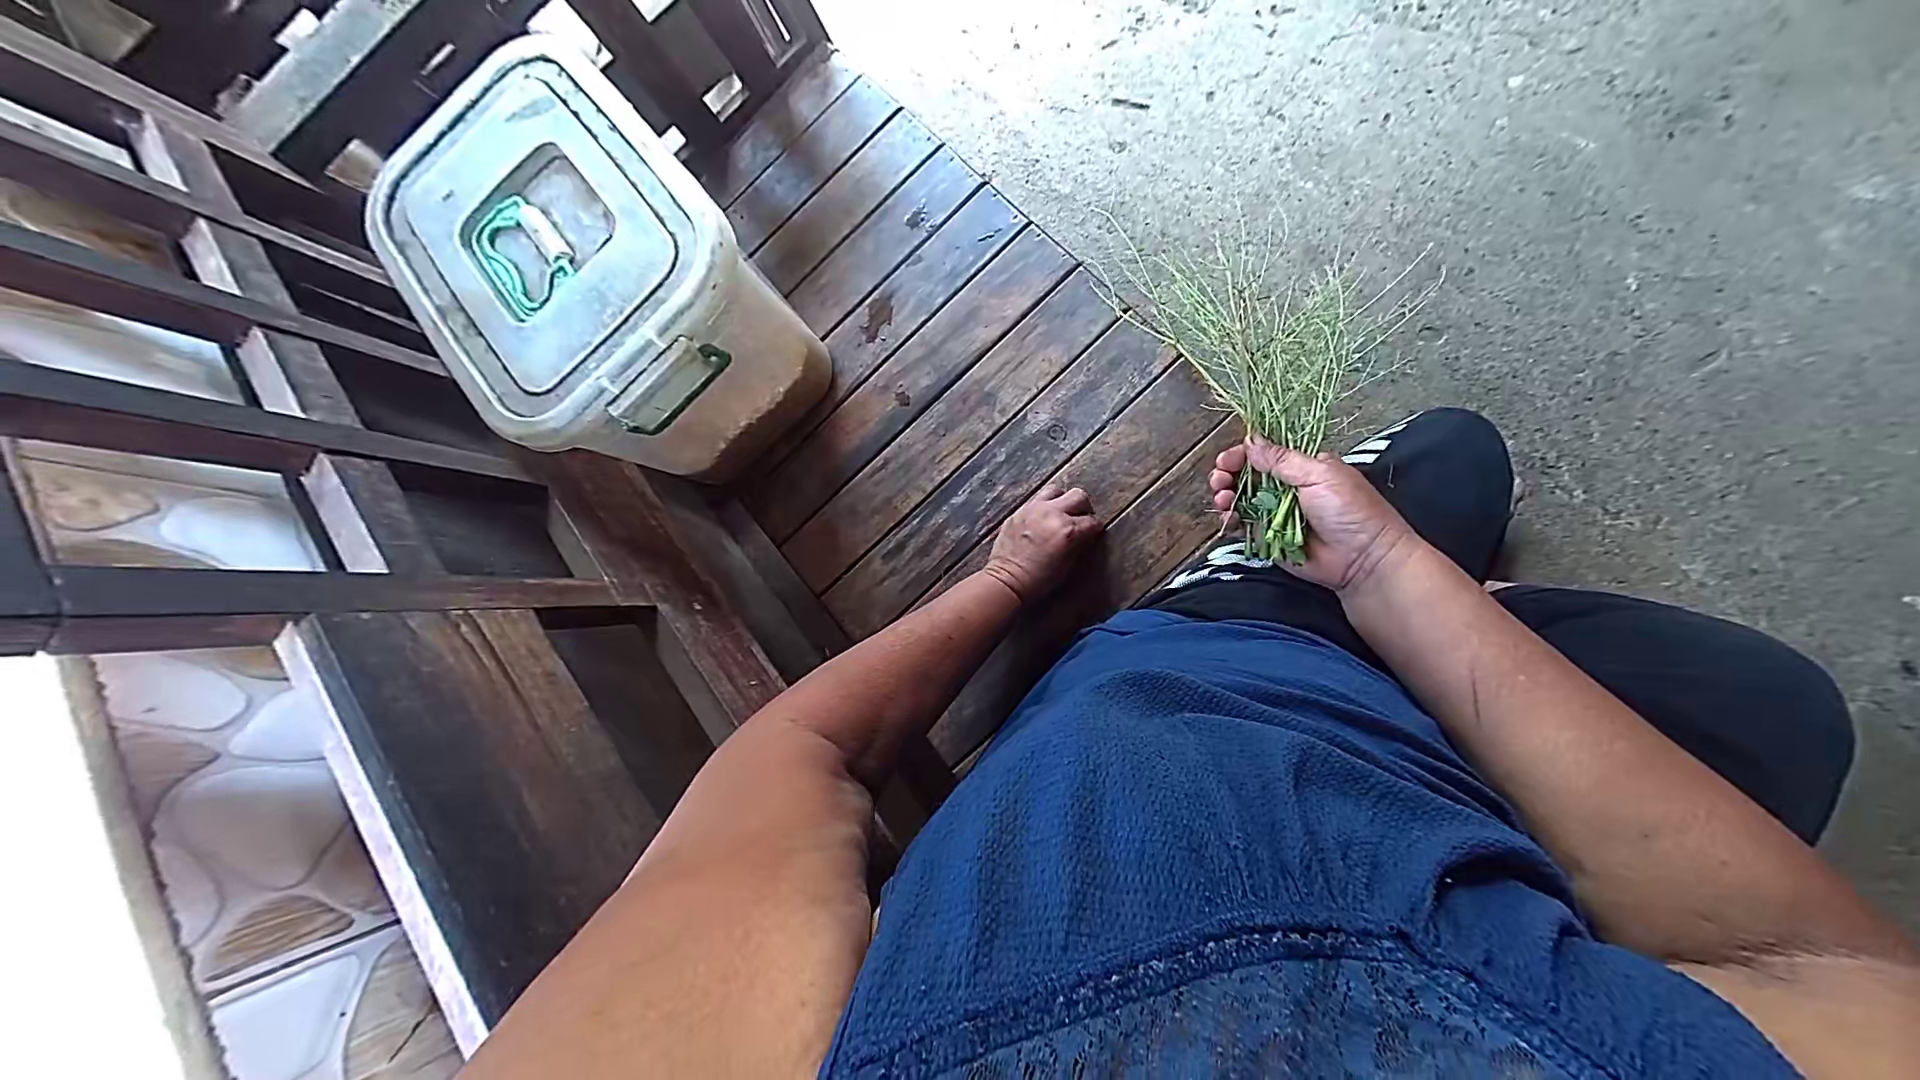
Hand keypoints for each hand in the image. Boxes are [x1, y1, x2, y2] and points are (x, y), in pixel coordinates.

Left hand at [982, 483, 1101, 603]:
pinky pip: (1037, 499)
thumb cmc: (1039, 580)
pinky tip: (1042, 519)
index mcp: (1068, 530)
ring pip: (1057, 490)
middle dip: (1083, 508)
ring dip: (1062, 500)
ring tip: (1060, 514)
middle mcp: (1053, 514)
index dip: (1095, 529)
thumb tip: (1084, 536)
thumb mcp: (1067, 565)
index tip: (1092, 534)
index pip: (1092, 522)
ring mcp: (1034, 509)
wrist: (1007, 580)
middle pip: (1079, 496)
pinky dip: (1044, 506)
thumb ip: (1078, 545)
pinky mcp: (1019, 511)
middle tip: (1080, 520)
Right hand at [1208, 438, 1420, 593]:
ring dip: (1225, 495)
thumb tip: (1251, 440)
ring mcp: (1274, 512)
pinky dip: (1229, 520)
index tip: (1227, 460)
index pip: (1263, 454)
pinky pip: (1241, 525)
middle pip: (1245, 475)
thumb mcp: (1319, 475)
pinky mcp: (1267, 535)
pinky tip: (1227, 517)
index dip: (1242, 455)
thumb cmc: (1351, 512)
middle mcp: (1284, 488)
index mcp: (1301, 467)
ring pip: (1239, 499)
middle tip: (1219, 479)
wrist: (1363, 559)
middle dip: (1227, 474)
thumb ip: (1281, 459)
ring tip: (1222, 498)